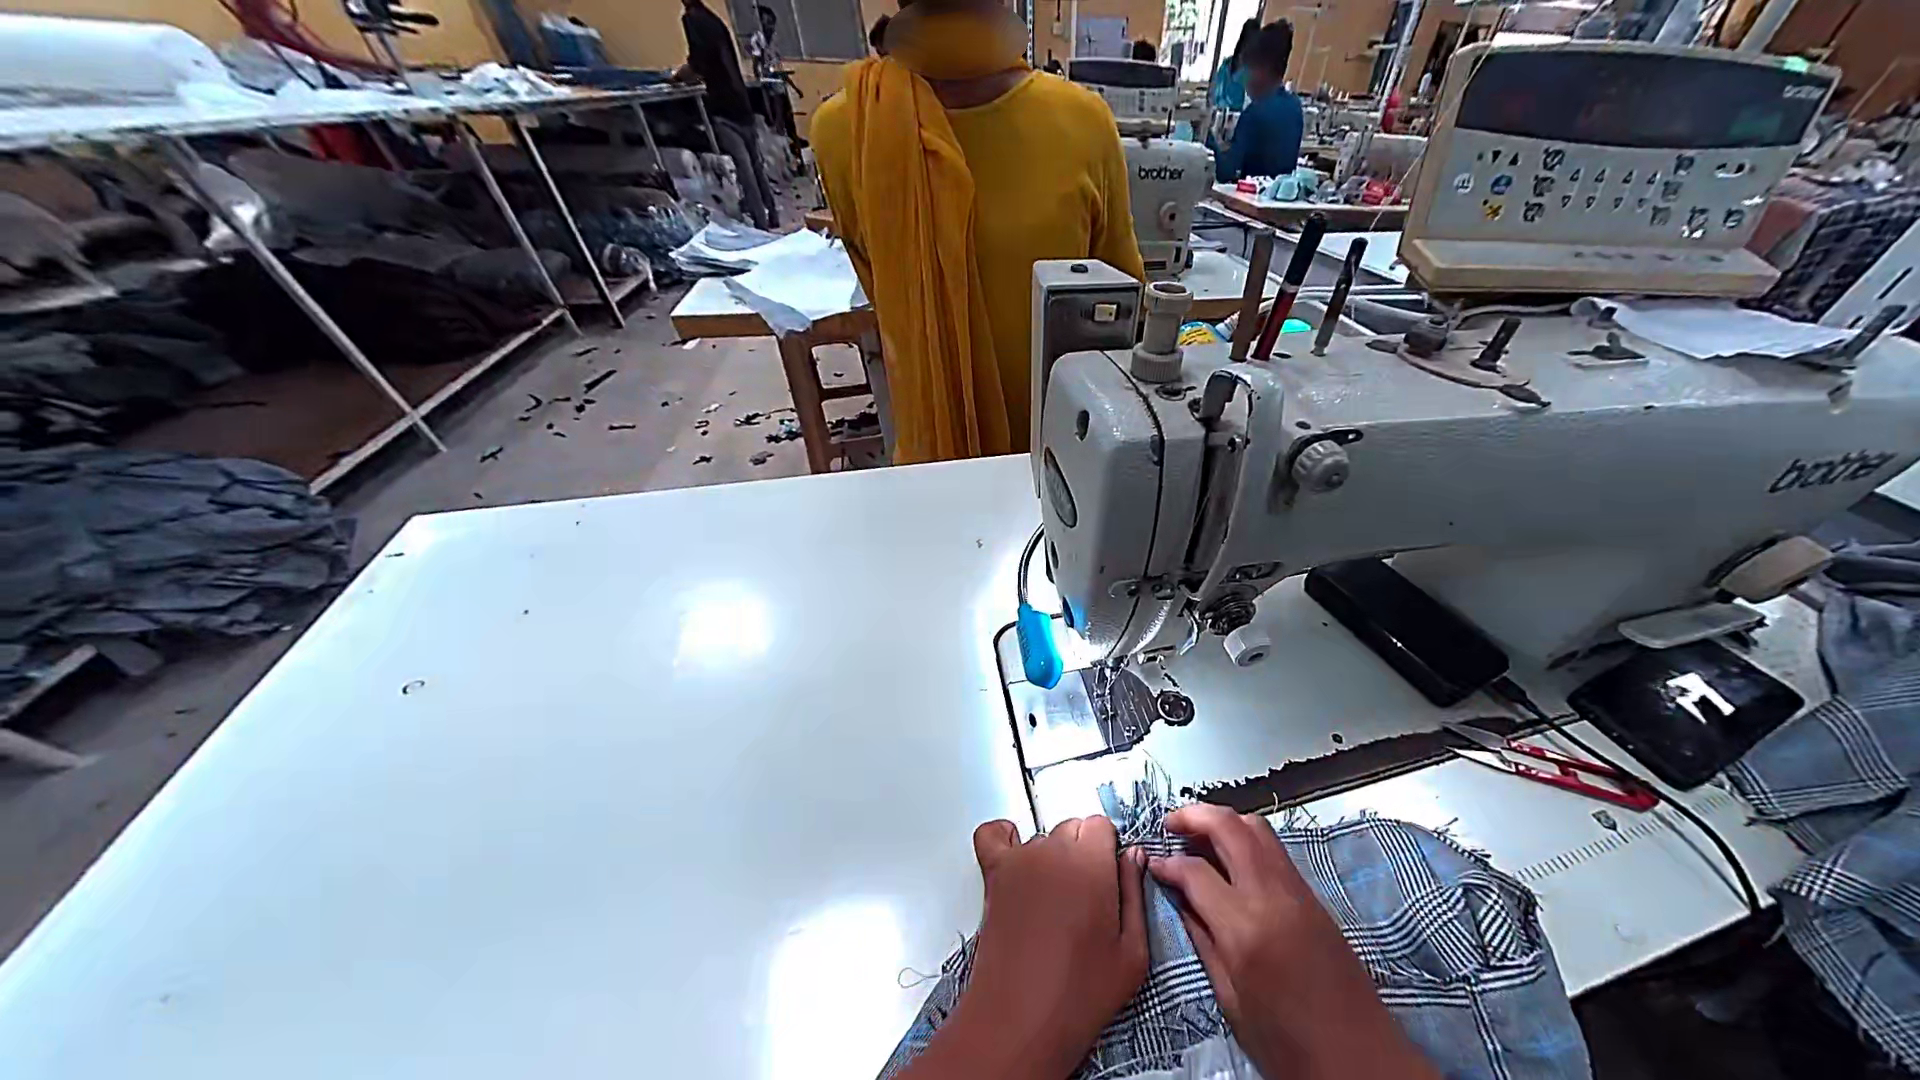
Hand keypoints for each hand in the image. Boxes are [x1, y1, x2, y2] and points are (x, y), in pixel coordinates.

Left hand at [903, 817, 1148, 1079]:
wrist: (1022, 1016)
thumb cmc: (1080, 993)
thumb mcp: (1132, 954)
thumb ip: (1135, 894)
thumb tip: (1134, 857)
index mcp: (1093, 863)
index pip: (1102, 825)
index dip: (1108, 849)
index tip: (1109, 875)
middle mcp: (1054, 850)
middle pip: (1073, 828)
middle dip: (1082, 853)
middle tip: (1085, 896)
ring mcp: (1021, 858)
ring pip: (1042, 837)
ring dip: (1050, 857)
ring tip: (1052, 902)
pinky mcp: (994, 871)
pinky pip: (993, 834)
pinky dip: (1003, 839)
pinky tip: (1015, 859)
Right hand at [1149, 805, 1438, 1079]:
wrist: (1364, 1063)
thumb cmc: (1289, 1044)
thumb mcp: (1231, 999)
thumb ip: (1202, 939)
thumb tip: (1179, 898)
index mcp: (1244, 928)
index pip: (1194, 871)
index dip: (1167, 864)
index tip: (1153, 864)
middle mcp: (1271, 896)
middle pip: (1228, 826)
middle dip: (1192, 816)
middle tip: (1170, 824)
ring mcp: (1297, 892)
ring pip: (1255, 827)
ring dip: (1222, 820)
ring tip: (1198, 833)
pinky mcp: (1314, 897)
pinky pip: (1273, 848)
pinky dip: (1245, 837)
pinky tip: (1230, 856)